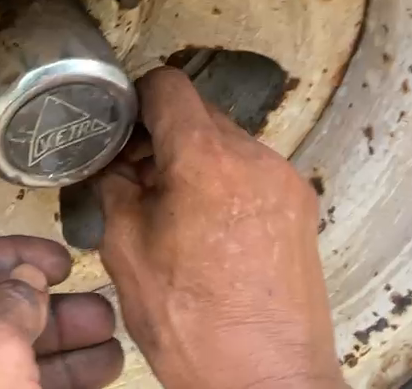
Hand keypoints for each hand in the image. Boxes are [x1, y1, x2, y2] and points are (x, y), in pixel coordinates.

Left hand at [0, 236, 124, 388]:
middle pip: (1, 312)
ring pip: (19, 357)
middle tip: (104, 312)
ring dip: (68, 350)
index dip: (17, 254)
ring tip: (114, 348)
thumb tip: (27, 276)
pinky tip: (99, 378)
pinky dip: (61, 384)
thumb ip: (15, 302)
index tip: (64, 261)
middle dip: (55, 311)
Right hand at [96, 68, 344, 388]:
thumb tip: (111, 165)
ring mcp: (284, 182)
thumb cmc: (194, 325)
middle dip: (161, 132)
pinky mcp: (301, 209)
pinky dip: (222, 179)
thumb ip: (114, 188)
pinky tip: (204, 224)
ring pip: (225, 140)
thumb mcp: (126, 249)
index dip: (135, 96)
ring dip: (193, 157)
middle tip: (135, 172)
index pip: (167, 85)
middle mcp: (253, 158)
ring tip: (170, 205)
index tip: (120, 123)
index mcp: (205, 159)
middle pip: (197, 111)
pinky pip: (250, 169)